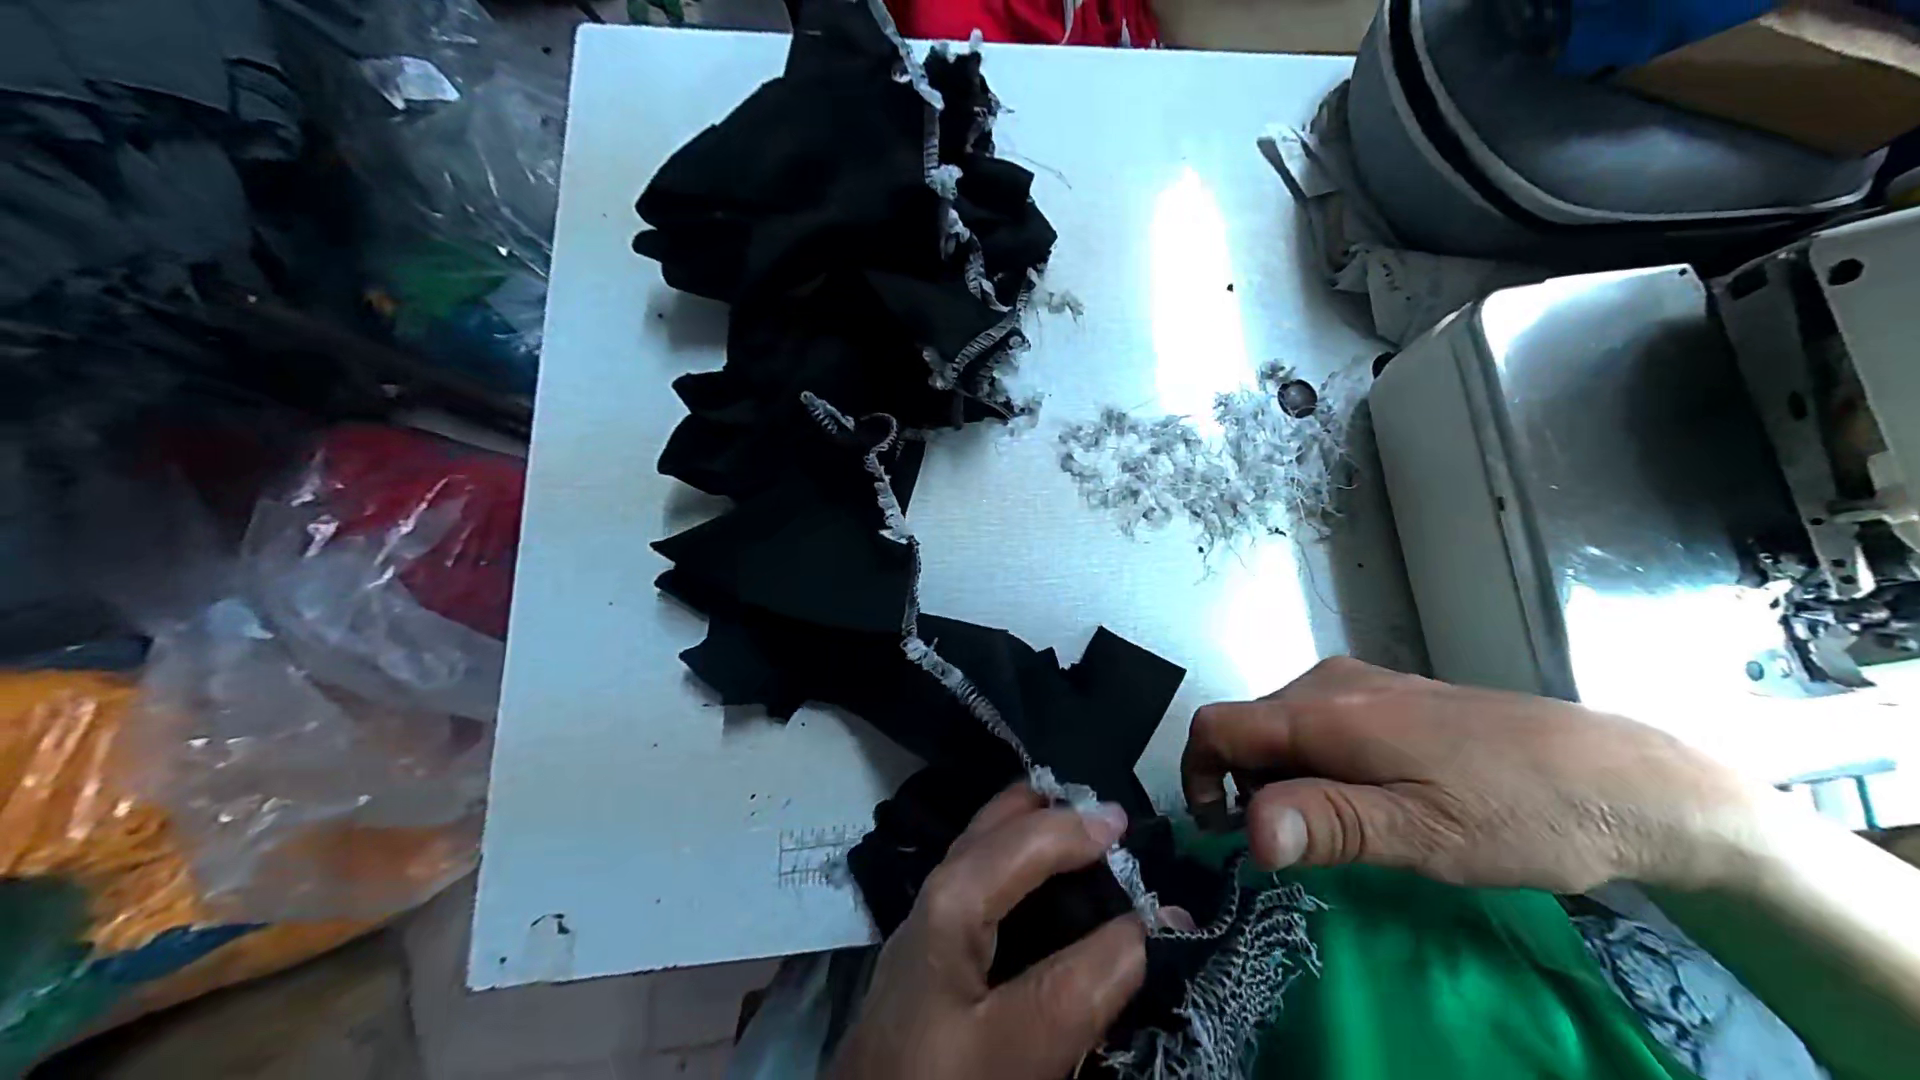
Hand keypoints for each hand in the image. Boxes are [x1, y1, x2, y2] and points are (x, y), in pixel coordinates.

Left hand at [828, 785, 1146, 1079]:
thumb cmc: (936, 1078)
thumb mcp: (1010, 1050)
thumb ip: (1075, 992)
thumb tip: (1137, 931)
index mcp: (952, 900)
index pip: (1027, 843)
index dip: (1079, 831)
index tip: (1125, 826)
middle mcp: (938, 891)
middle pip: (994, 823)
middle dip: (1046, 805)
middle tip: (1099, 812)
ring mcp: (932, 917)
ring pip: (984, 844)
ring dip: (1031, 827)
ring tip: (1079, 831)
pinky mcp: (935, 946)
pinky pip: (982, 875)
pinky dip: (1017, 858)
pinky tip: (1043, 884)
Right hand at [1182, 657, 1761, 892]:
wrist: (1628, 778)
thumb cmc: (1522, 812)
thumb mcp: (1425, 835)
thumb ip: (1329, 823)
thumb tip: (1247, 831)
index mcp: (1324, 711)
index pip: (1215, 727)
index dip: (1198, 776)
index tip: (1226, 834)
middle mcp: (1327, 681)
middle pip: (1245, 728)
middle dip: (1249, 785)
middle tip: (1307, 843)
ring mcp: (1359, 681)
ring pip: (1279, 724)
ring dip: (1284, 775)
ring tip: (1349, 824)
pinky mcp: (1386, 692)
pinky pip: (1316, 719)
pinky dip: (1314, 760)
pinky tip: (1375, 792)